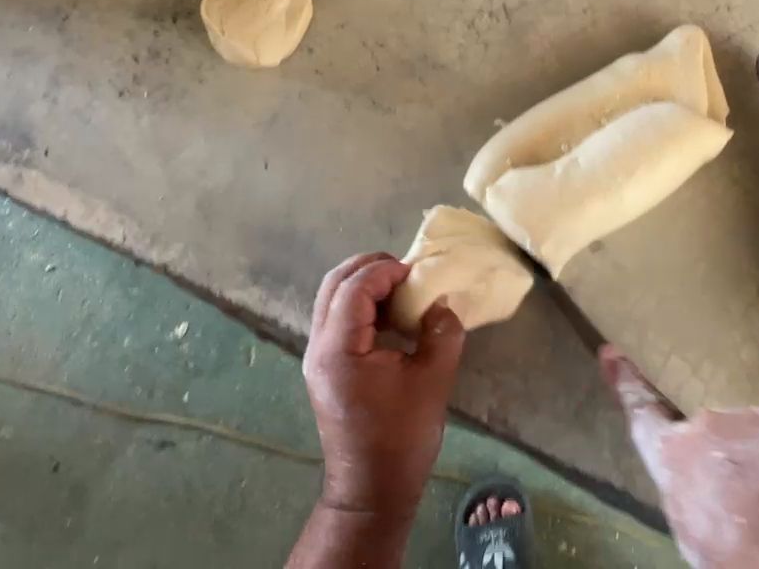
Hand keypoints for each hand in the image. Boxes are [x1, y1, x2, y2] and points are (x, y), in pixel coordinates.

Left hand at [302, 252, 466, 520]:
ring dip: (363, 285)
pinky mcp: (324, 369)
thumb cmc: (401, 438)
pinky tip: (390, 317)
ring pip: (331, 300)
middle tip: (405, 270)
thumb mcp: (432, 382)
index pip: (354, 287)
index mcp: (338, 348)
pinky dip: (360, 306)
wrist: (372, 490)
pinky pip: (336, 320)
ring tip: (400, 289)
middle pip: (333, 284)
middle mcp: (318, 347)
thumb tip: (442, 304)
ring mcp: (317, 359)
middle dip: (368, 268)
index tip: (417, 273)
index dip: (385, 271)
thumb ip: (441, 334)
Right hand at [599, 346, 758, 568]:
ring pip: (752, 441)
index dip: (625, 383)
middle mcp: (711, 426)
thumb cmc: (748, 561)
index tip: (612, 353)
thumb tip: (695, 489)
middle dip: (721, 464)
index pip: (642, 413)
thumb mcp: (696, 542)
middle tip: (744, 510)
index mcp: (675, 457)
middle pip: (709, 439)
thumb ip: (688, 499)